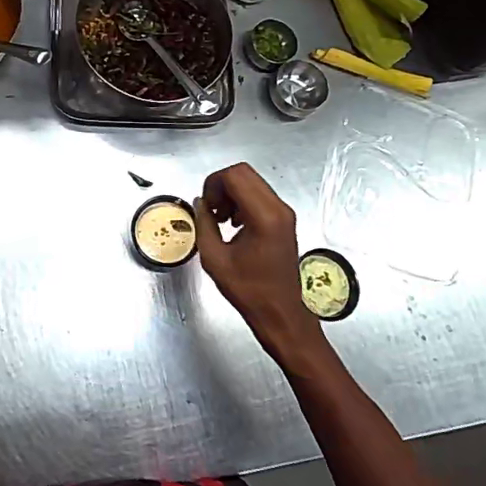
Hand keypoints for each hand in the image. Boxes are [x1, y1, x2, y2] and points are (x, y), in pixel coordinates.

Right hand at [194, 163, 329, 368]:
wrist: (280, 312)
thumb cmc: (249, 291)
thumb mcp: (214, 258)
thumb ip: (204, 224)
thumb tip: (200, 204)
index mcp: (264, 217)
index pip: (235, 176)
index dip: (213, 184)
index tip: (206, 204)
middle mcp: (279, 210)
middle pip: (244, 173)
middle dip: (221, 186)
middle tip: (211, 208)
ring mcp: (284, 214)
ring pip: (252, 182)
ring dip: (231, 193)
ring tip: (220, 218)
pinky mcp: (284, 221)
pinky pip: (259, 196)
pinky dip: (241, 201)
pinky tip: (232, 224)